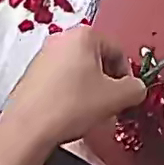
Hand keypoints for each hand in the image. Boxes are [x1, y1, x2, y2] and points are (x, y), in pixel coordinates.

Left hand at [0, 26, 146, 150]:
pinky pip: (61, 80)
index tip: (126, 96)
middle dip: (107, 83)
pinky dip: (71, 93)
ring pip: (79, 70)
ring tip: (90, 113)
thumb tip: (136, 88)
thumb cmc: (73, 105)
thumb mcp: (117, 97)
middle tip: (111, 105)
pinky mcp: (31, 74)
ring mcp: (43, 55)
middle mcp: (62, 38)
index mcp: (84, 35)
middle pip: (98, 59)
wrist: (27, 129)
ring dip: (90, 89)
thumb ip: (136, 88)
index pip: (118, 52)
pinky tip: (70, 114)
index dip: (127, 76)